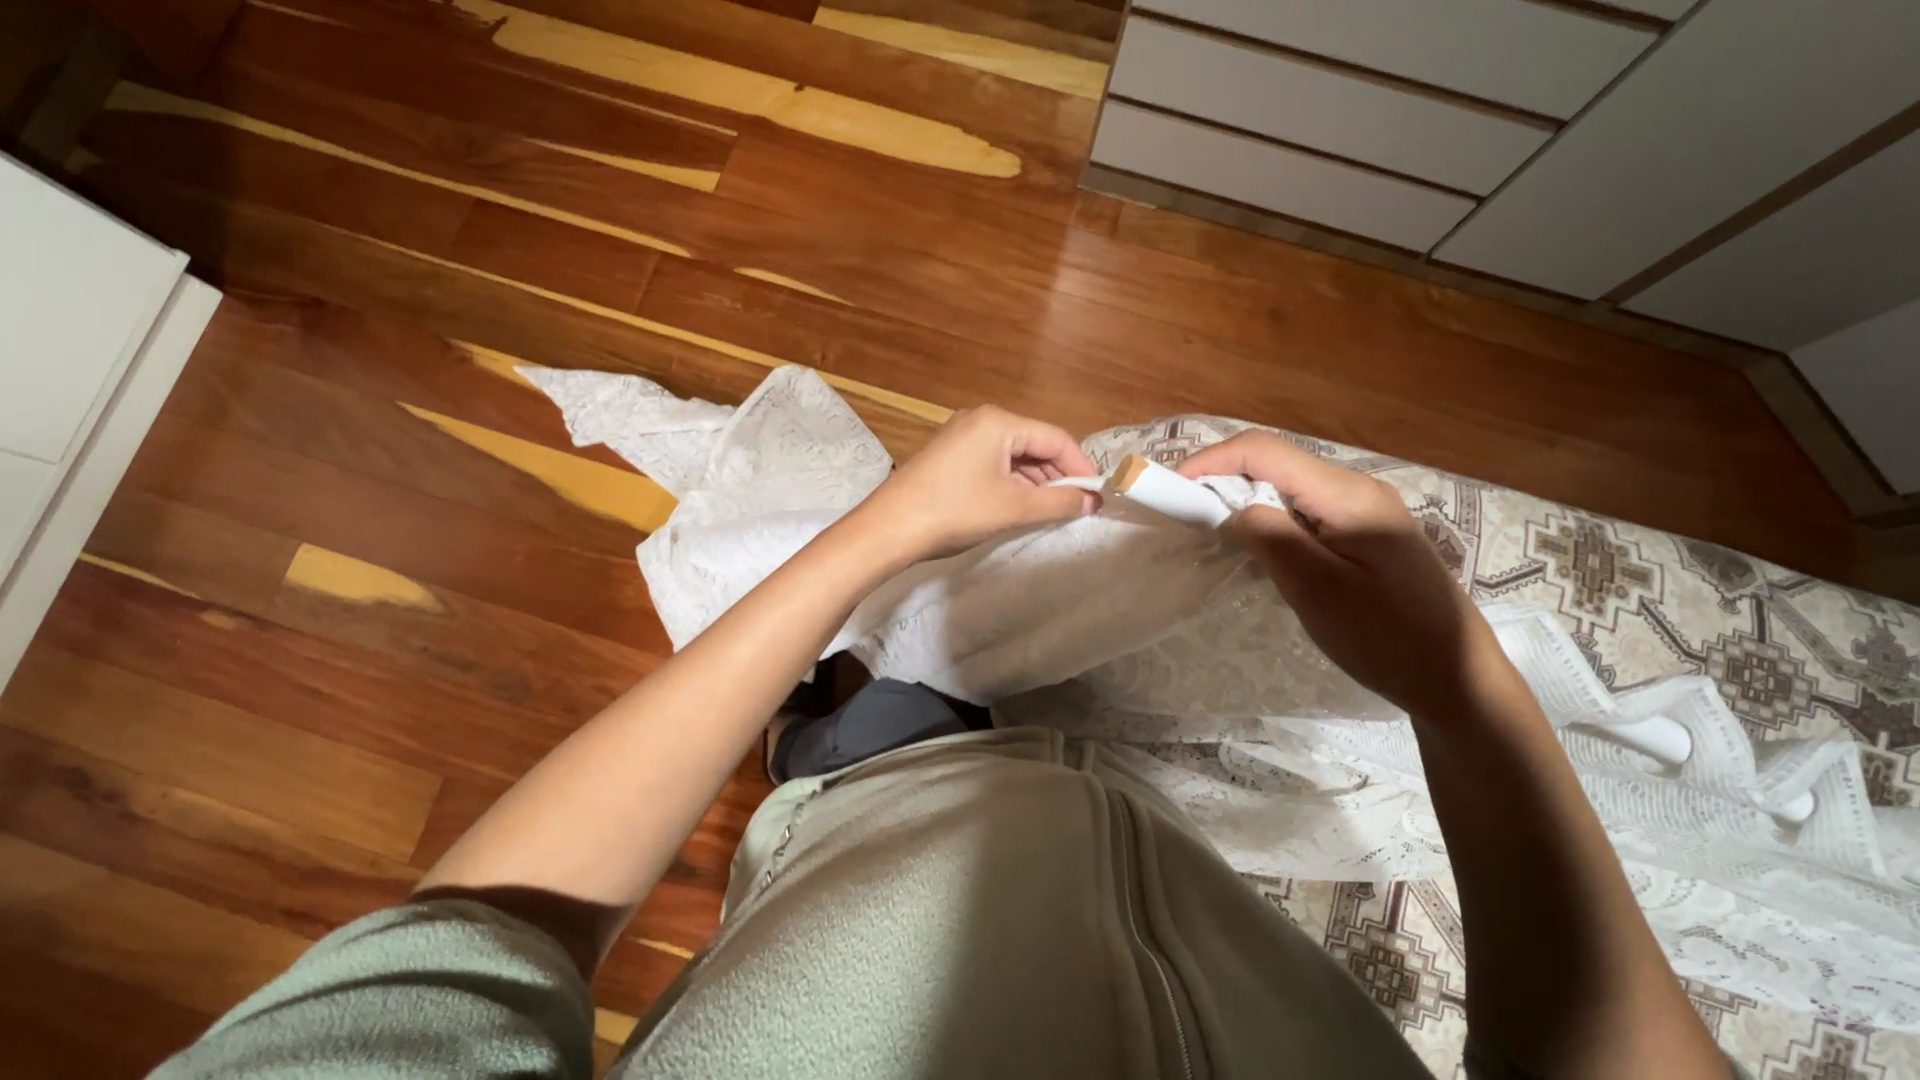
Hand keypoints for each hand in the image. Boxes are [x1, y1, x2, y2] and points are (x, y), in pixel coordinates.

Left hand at [854, 406, 1100, 560]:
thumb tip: (1091, 501)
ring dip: (1036, 482)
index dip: (1081, 467)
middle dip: (1058, 476)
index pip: (1055, 438)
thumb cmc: (955, 511)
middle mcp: (980, 420)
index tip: (1098, 496)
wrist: (889, 528)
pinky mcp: (948, 457)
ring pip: (1014, 456)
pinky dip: (1012, 483)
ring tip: (1052, 511)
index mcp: (998, 422)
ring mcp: (961, 437)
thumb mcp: (1013, 507)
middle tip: (1077, 507)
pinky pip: (993, 463)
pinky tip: (1020, 507)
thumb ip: (1058, 502)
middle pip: (1035, 444)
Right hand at [1179, 432, 1506, 719]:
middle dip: (1224, 480)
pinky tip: (1257, 552)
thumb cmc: (1386, 636)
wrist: (1456, 679)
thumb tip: (1234, 509)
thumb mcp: (1317, 590)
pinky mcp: (1367, 538)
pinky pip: (1307, 515)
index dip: (1211, 460)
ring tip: (1211, 532)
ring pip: (1289, 490)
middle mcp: (1357, 490)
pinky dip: (1271, 524)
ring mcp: (1365, 513)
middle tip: (1185, 514)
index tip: (1171, 488)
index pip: (1264, 452)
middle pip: (1276, 465)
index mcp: (1347, 495)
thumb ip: (1269, 538)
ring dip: (1246, 503)